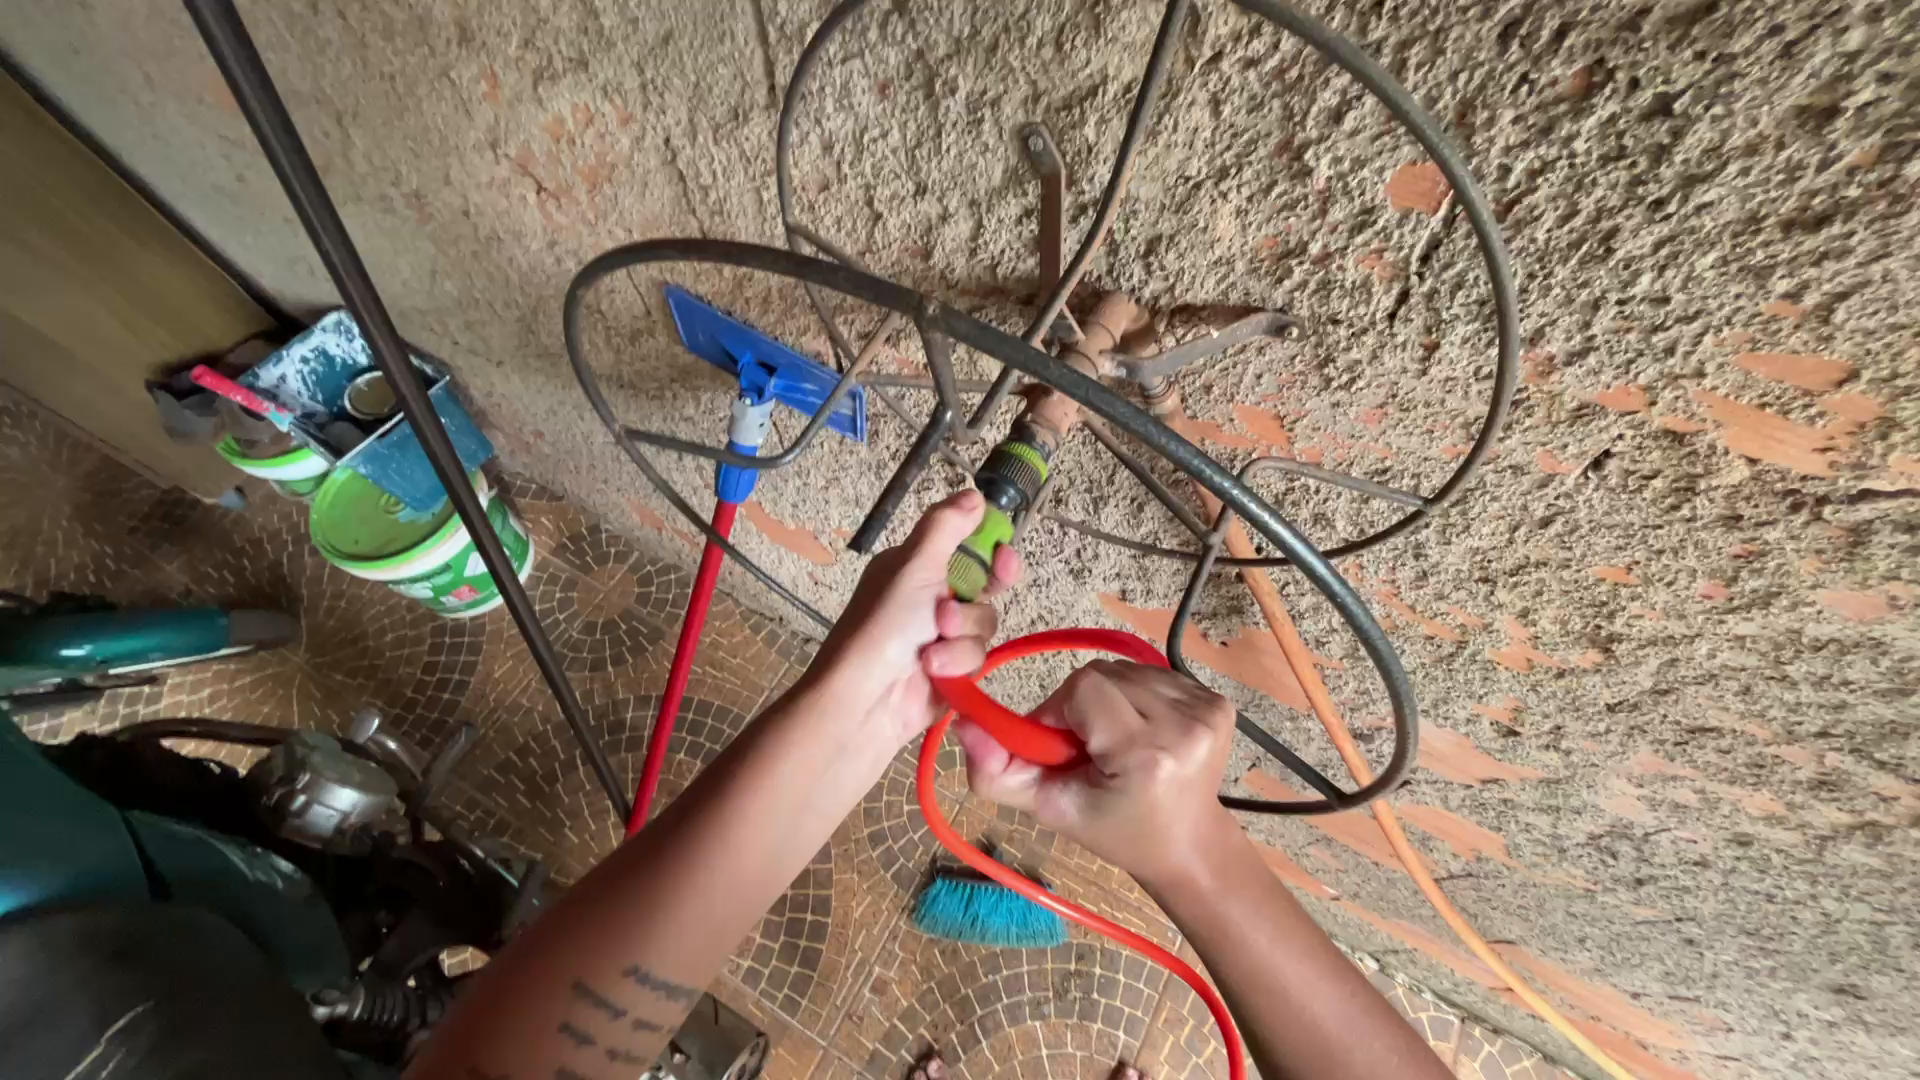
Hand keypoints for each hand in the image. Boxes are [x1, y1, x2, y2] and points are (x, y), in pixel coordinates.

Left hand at [804, 491, 1020, 747]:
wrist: (864, 700)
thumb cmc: (884, 625)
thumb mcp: (913, 565)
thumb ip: (946, 526)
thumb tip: (974, 493)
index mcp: (917, 567)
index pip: (967, 549)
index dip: (991, 553)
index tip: (1004, 557)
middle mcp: (930, 599)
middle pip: (984, 590)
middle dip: (973, 605)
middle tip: (952, 614)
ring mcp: (941, 637)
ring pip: (983, 626)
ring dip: (960, 638)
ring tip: (931, 650)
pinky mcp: (951, 671)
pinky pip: (977, 658)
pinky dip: (957, 664)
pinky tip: (935, 672)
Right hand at [953, 660, 1235, 886]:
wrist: (1188, 844)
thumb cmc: (1116, 831)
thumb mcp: (1051, 810)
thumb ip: (997, 772)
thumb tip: (963, 722)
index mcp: (1145, 753)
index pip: (1083, 689)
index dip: (1062, 713)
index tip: (1064, 748)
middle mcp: (1185, 723)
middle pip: (1104, 675)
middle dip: (1083, 705)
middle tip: (1088, 747)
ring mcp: (1208, 709)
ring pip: (1126, 671)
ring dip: (1110, 699)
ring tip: (1117, 740)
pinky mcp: (1219, 702)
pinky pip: (1152, 675)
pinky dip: (1137, 697)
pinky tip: (1144, 730)